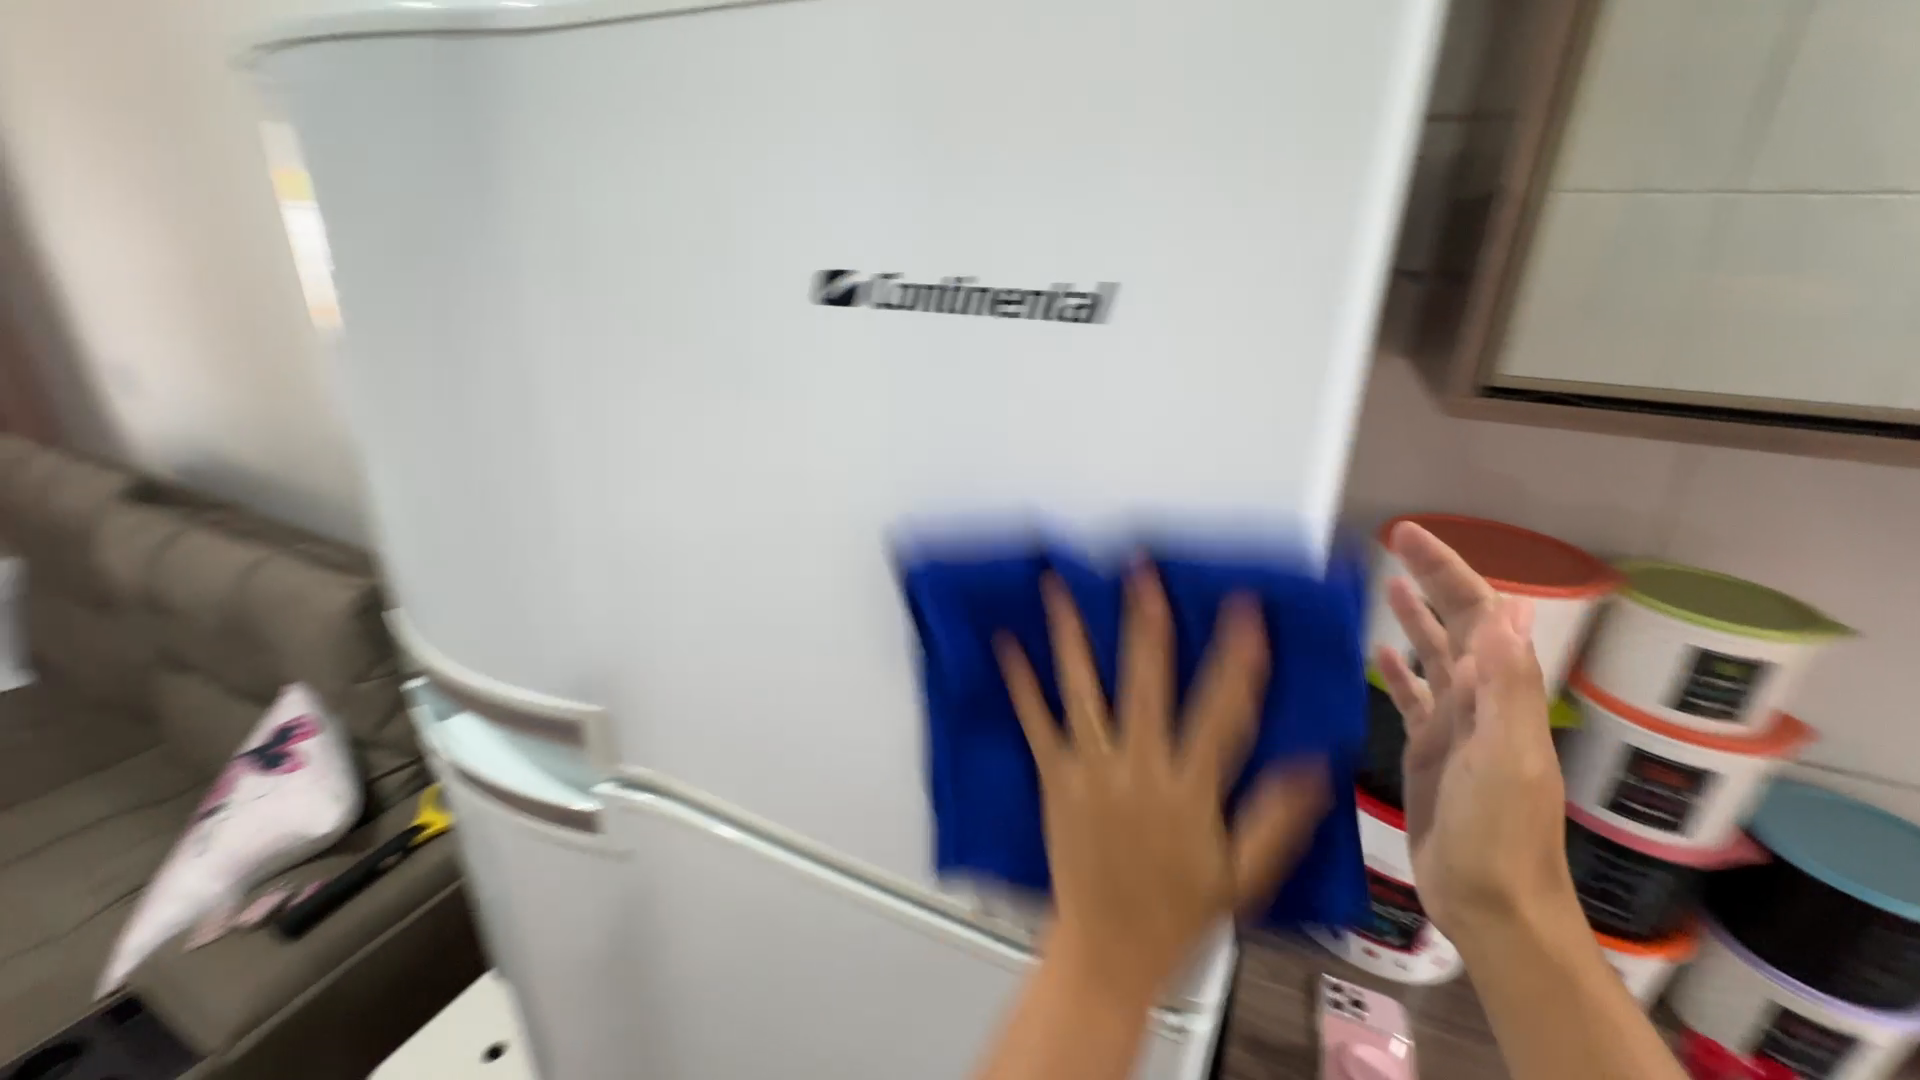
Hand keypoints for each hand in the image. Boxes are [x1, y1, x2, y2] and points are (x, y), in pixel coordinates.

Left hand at [995, 567, 1330, 1004]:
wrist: (1109, 946)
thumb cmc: (1176, 911)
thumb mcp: (1242, 873)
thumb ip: (1275, 816)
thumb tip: (1313, 766)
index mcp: (1189, 789)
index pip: (1221, 711)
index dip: (1237, 659)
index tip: (1244, 612)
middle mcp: (1138, 768)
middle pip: (1145, 683)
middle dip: (1145, 624)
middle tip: (1141, 573)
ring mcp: (1091, 770)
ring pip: (1083, 690)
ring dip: (1072, 636)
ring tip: (1060, 589)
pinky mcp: (1056, 778)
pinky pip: (1038, 724)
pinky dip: (1022, 684)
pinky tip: (1009, 647)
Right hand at [1374, 523, 1576, 948]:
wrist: (1490, 902)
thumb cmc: (1498, 834)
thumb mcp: (1502, 757)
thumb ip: (1504, 686)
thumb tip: (1508, 608)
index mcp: (1498, 694)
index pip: (1478, 613)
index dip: (1446, 570)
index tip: (1408, 536)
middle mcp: (1480, 701)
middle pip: (1456, 625)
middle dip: (1429, 581)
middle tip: (1392, 544)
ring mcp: (1454, 727)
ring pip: (1434, 657)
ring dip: (1414, 618)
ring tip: (1384, 586)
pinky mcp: (1431, 752)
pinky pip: (1413, 698)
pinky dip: (1398, 671)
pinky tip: (1377, 655)